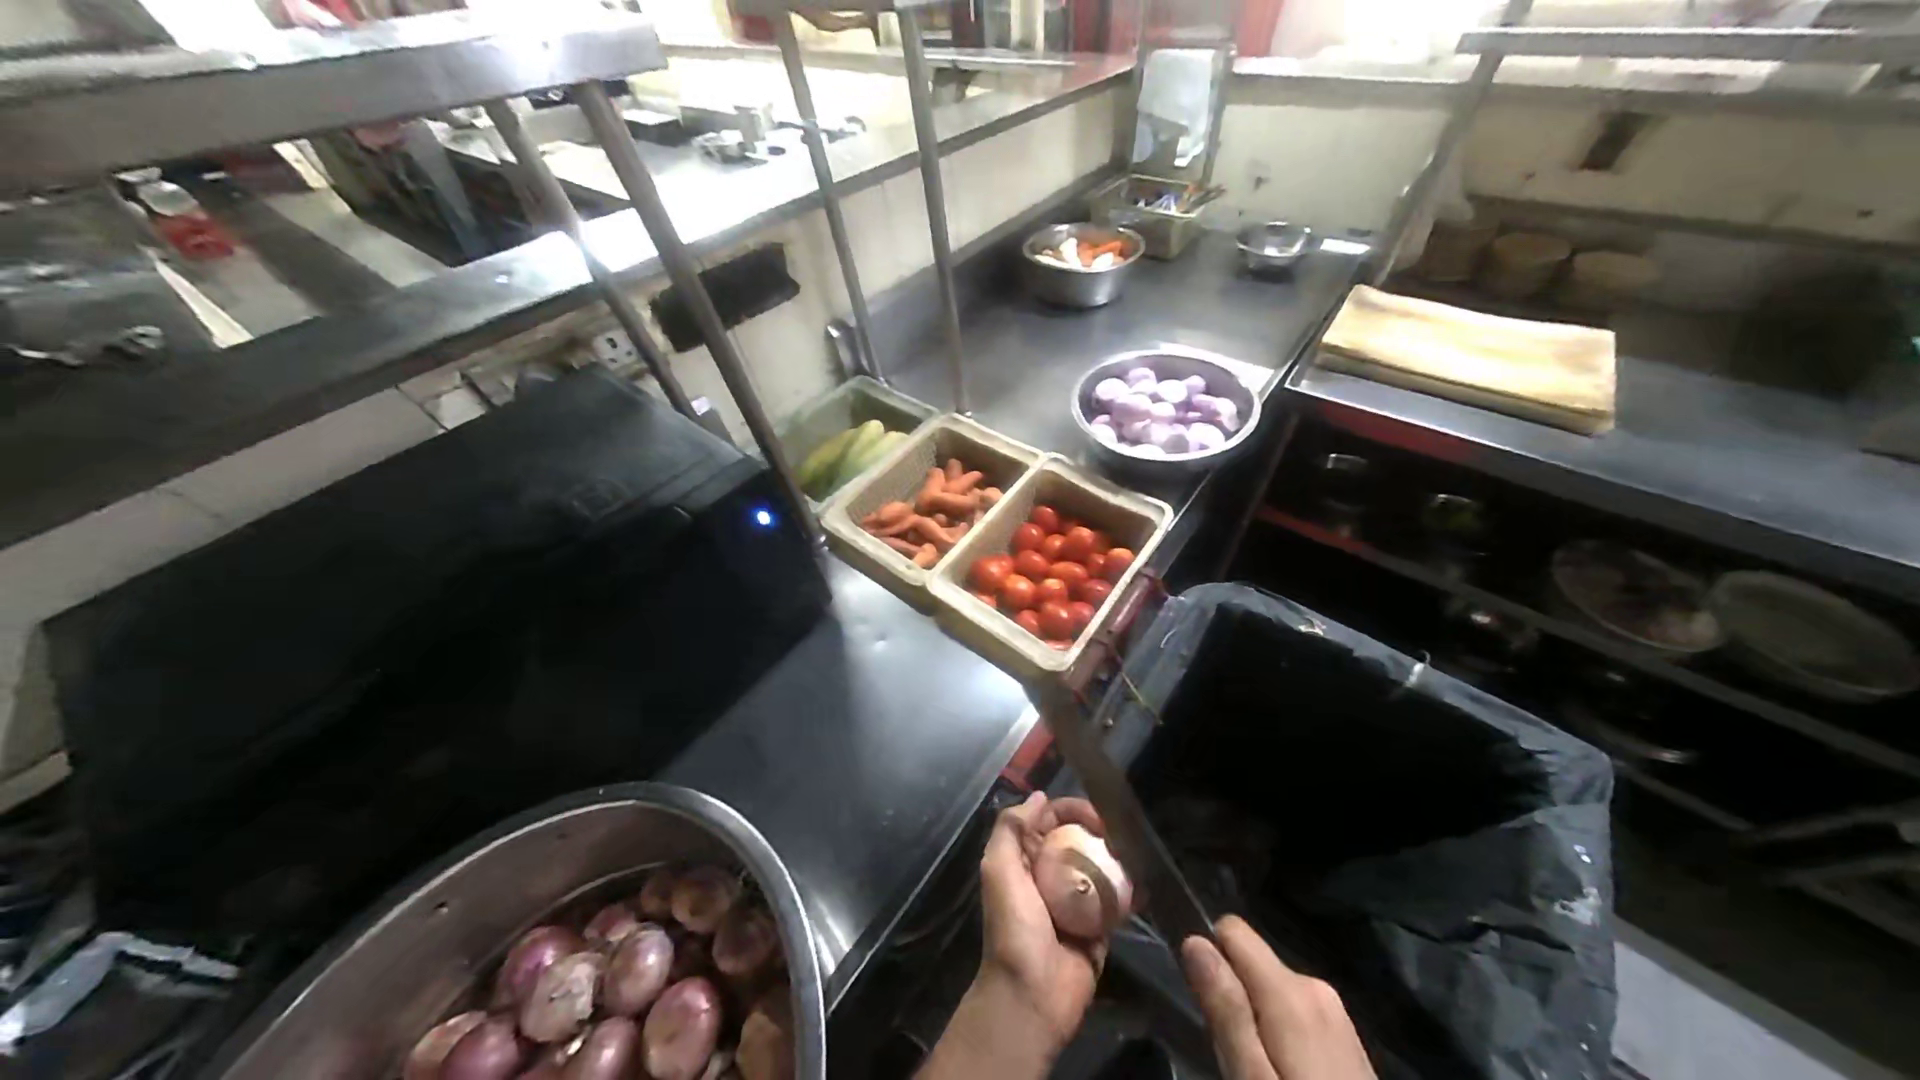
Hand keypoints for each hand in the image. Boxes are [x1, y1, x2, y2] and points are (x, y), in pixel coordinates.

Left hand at [916, 793, 1111, 1079]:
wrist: (1032, 996)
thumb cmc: (1014, 926)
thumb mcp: (999, 868)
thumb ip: (1010, 829)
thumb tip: (1039, 796)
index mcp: (1024, 858)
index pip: (1050, 819)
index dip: (1071, 809)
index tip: (1096, 814)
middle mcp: (1049, 874)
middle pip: (1078, 839)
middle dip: (1099, 831)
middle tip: (1120, 835)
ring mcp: (1076, 901)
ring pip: (1100, 867)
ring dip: (1117, 858)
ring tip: (1136, 854)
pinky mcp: (1099, 928)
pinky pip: (1116, 901)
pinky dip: (1129, 891)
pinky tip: (1144, 881)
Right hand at [1181, 916, 1376, 1079]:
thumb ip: (1225, 1010)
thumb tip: (1193, 940)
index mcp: (1291, 992)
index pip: (1232, 929)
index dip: (1210, 957)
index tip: (1205, 1004)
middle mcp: (1315, 988)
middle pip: (1251, 961)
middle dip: (1232, 998)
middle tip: (1234, 1059)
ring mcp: (1336, 1016)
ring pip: (1269, 988)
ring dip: (1255, 1020)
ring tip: (1260, 1076)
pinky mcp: (1346, 1040)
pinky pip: (1293, 1013)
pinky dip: (1279, 1035)